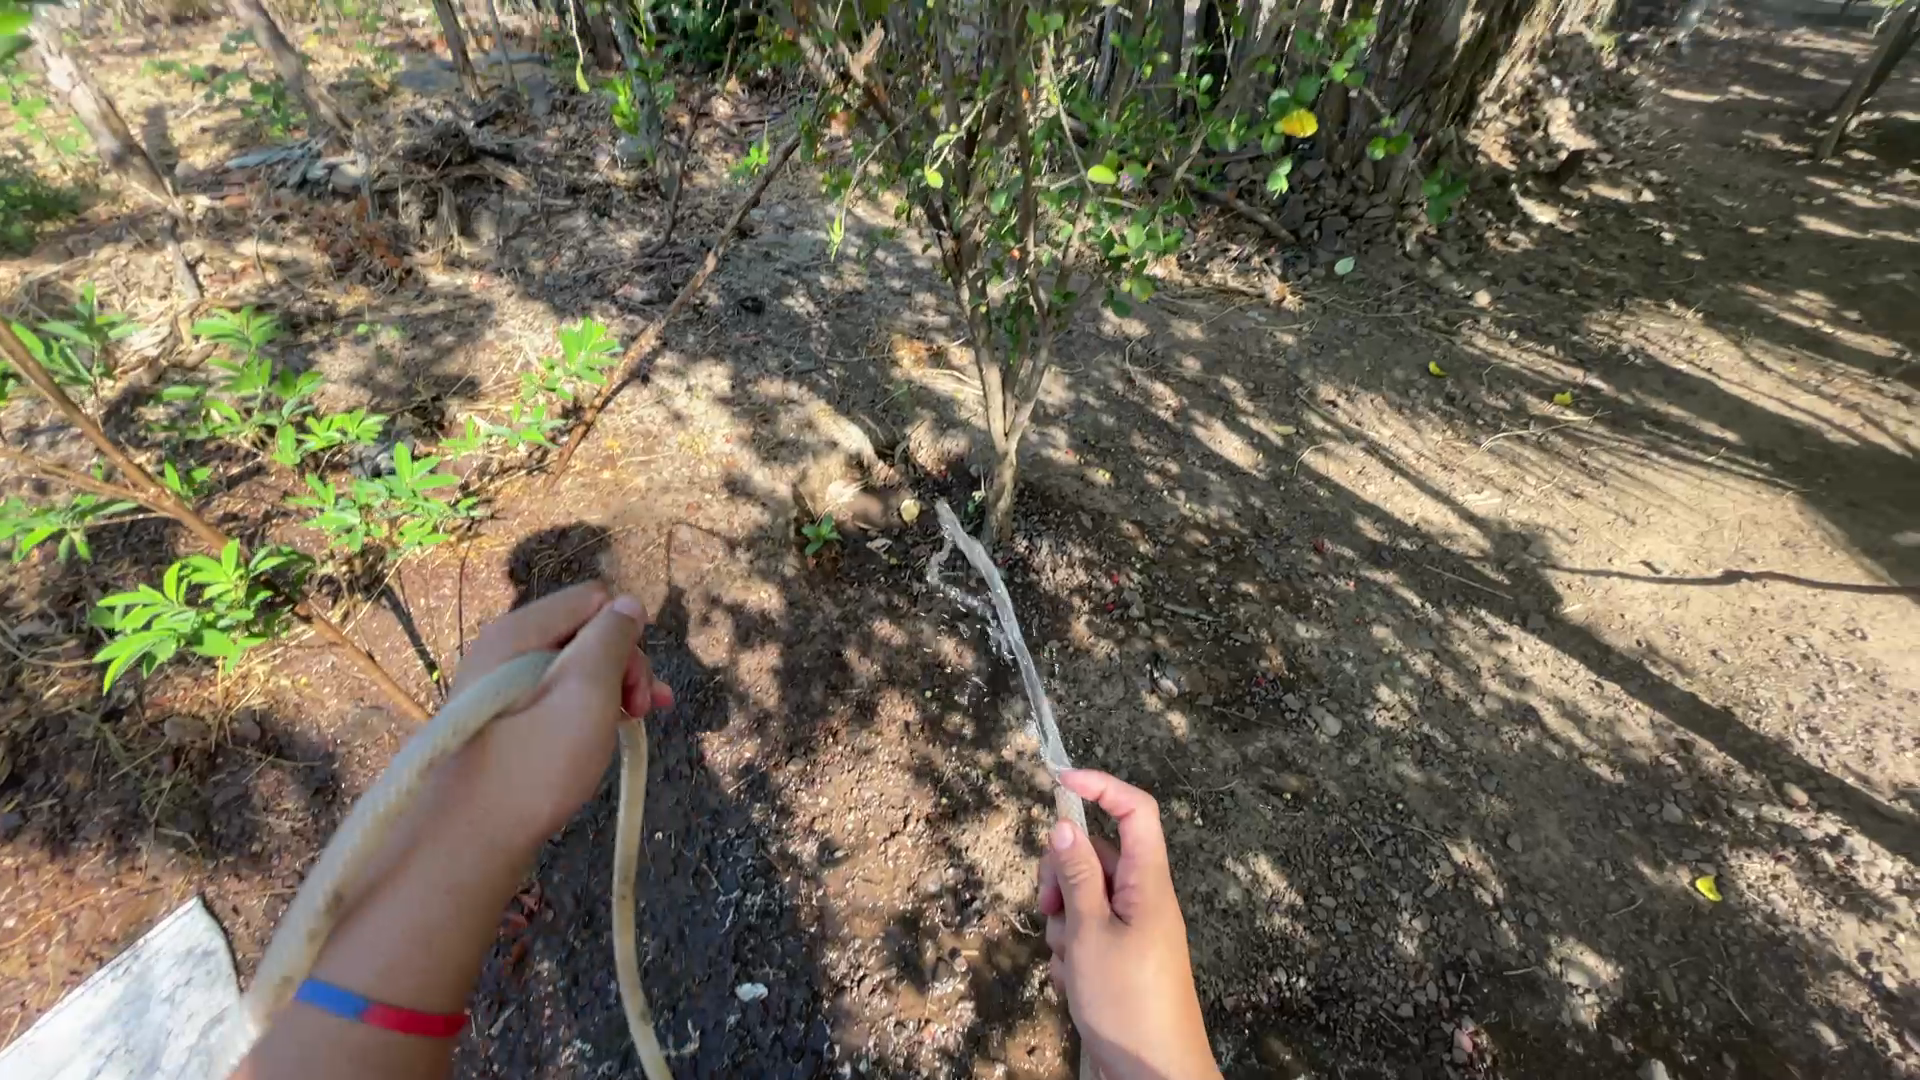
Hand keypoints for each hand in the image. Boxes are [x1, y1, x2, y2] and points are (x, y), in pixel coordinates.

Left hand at [431, 581, 673, 854]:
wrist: (466, 845)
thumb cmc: (535, 764)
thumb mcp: (587, 691)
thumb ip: (611, 638)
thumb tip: (629, 603)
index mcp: (519, 632)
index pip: (595, 599)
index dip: (626, 632)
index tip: (634, 680)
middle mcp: (507, 649)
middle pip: (589, 632)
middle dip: (625, 665)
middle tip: (638, 711)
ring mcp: (504, 686)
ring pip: (580, 666)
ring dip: (616, 688)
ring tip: (639, 722)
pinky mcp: (507, 719)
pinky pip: (562, 694)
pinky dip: (594, 706)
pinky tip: (615, 728)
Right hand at [1038, 770, 1219, 1079]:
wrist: (1154, 1077)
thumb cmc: (1129, 1001)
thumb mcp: (1092, 934)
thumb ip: (1076, 877)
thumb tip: (1064, 825)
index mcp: (1147, 880)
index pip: (1135, 810)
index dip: (1102, 786)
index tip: (1060, 780)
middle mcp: (1140, 895)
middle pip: (1093, 853)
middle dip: (1062, 875)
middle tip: (1050, 907)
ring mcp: (1128, 926)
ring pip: (1082, 894)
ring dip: (1063, 920)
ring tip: (1069, 958)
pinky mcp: (1117, 954)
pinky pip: (1084, 929)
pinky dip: (1070, 948)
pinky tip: (1074, 979)